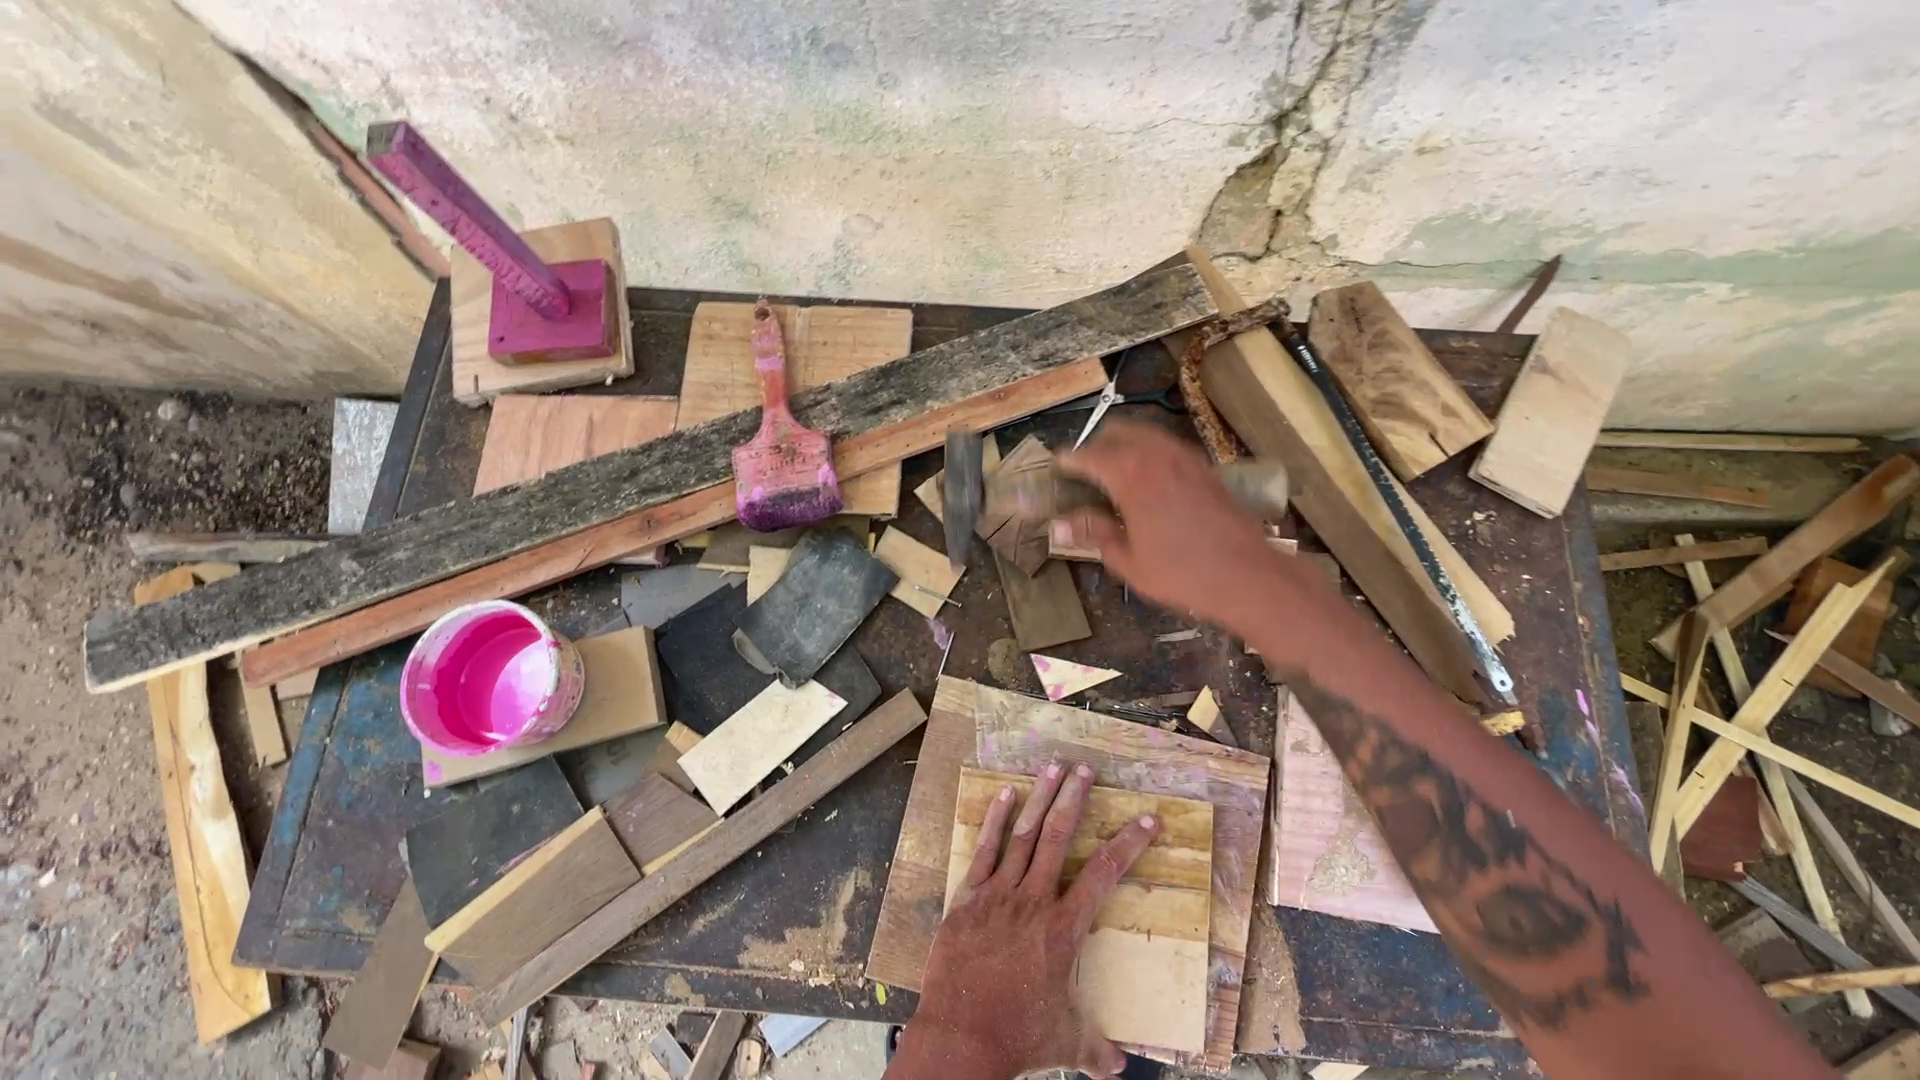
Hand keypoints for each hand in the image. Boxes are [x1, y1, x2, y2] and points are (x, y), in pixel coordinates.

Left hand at [889, 762, 1157, 1079]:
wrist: (962, 1034)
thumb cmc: (1018, 1036)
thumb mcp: (1066, 1041)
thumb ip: (1095, 1049)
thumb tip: (1120, 1069)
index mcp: (1064, 929)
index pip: (1104, 874)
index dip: (1129, 844)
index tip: (1148, 819)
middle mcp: (1034, 901)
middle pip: (1059, 838)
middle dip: (1075, 800)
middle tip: (1086, 768)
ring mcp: (998, 895)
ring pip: (1023, 836)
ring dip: (1040, 799)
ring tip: (1052, 767)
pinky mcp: (968, 898)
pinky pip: (984, 851)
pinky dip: (994, 821)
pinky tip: (1004, 795)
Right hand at [1052, 420, 1312, 632]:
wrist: (1248, 574)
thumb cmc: (1181, 574)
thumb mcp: (1127, 560)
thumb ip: (1093, 533)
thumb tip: (1057, 525)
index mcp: (1129, 475)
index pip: (1087, 456)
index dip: (1067, 461)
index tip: (1054, 468)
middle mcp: (1156, 455)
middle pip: (1116, 432)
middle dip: (1095, 447)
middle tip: (1083, 473)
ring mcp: (1185, 457)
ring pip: (1145, 434)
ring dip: (1124, 446)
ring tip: (1113, 475)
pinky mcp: (1205, 466)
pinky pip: (1167, 446)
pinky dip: (1149, 453)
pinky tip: (1148, 482)